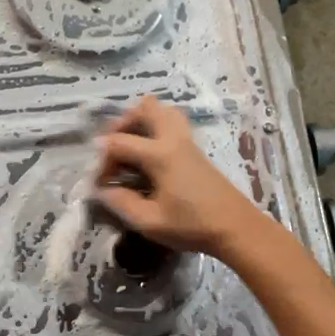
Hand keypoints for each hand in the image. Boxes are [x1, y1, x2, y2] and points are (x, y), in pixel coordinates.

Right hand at [94, 96, 268, 258]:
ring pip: (164, 111)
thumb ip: (122, 203)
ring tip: (132, 146)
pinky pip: (174, 125)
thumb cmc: (192, 226)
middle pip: (147, 108)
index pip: (119, 143)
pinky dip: (157, 129)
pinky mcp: (196, 152)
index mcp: (160, 155)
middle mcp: (174, 140)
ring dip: (143, 122)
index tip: (98, 182)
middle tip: (114, 147)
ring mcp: (188, 143)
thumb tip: (104, 191)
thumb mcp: (150, 222)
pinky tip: (150, 157)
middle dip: (124, 122)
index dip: (102, 160)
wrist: (236, 228)